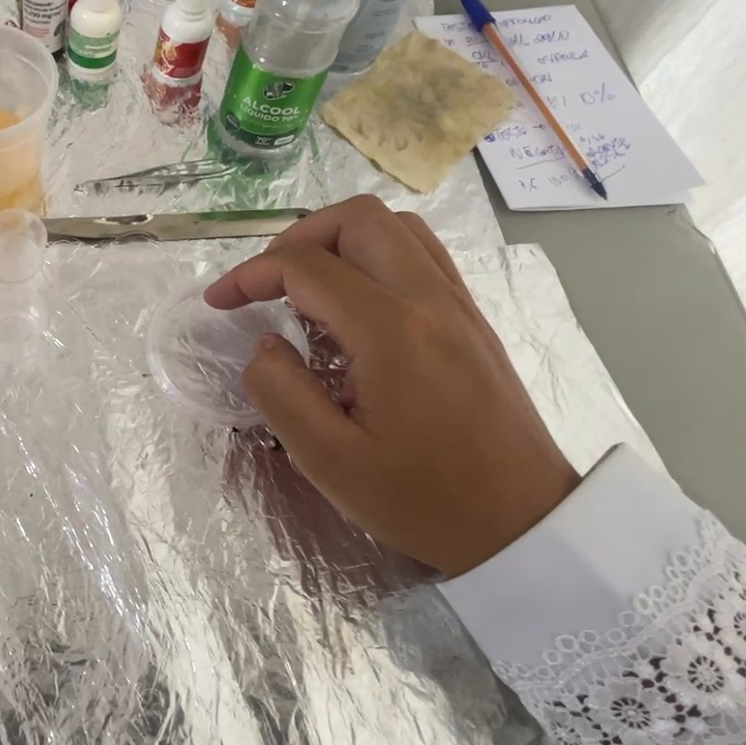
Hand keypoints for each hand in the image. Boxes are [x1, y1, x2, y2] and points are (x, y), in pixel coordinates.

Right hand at [206, 196, 576, 575]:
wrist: (527, 525)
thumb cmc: (425, 500)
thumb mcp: (328, 460)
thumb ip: (279, 391)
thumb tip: (265, 345)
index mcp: (390, 331)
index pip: (306, 266)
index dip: (249, 275)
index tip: (219, 303)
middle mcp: (429, 299)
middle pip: (357, 219)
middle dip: (297, 239)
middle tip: (266, 284)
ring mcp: (458, 304)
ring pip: (395, 226)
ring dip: (339, 239)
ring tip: (306, 284)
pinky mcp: (472, 319)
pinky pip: (420, 253)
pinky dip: (374, 254)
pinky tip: (354, 301)